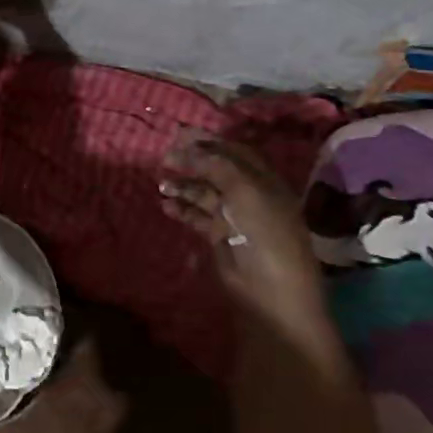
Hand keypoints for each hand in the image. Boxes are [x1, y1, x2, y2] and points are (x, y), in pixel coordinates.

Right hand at [159, 139, 326, 329]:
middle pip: (217, 170)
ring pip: (205, 193)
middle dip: (192, 161)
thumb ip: (217, 165)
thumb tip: (188, 148)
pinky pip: (198, 216)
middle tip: (165, 157)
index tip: (181, 135)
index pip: (235, 153)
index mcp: (264, 182)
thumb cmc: (264, 236)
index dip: (210, 142)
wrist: (271, 297)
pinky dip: (182, 209)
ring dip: (183, 185)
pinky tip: (166, 206)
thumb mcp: (245, 192)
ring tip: (161, 184)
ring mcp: (236, 218)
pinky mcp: (221, 238)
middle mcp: (251, 196)